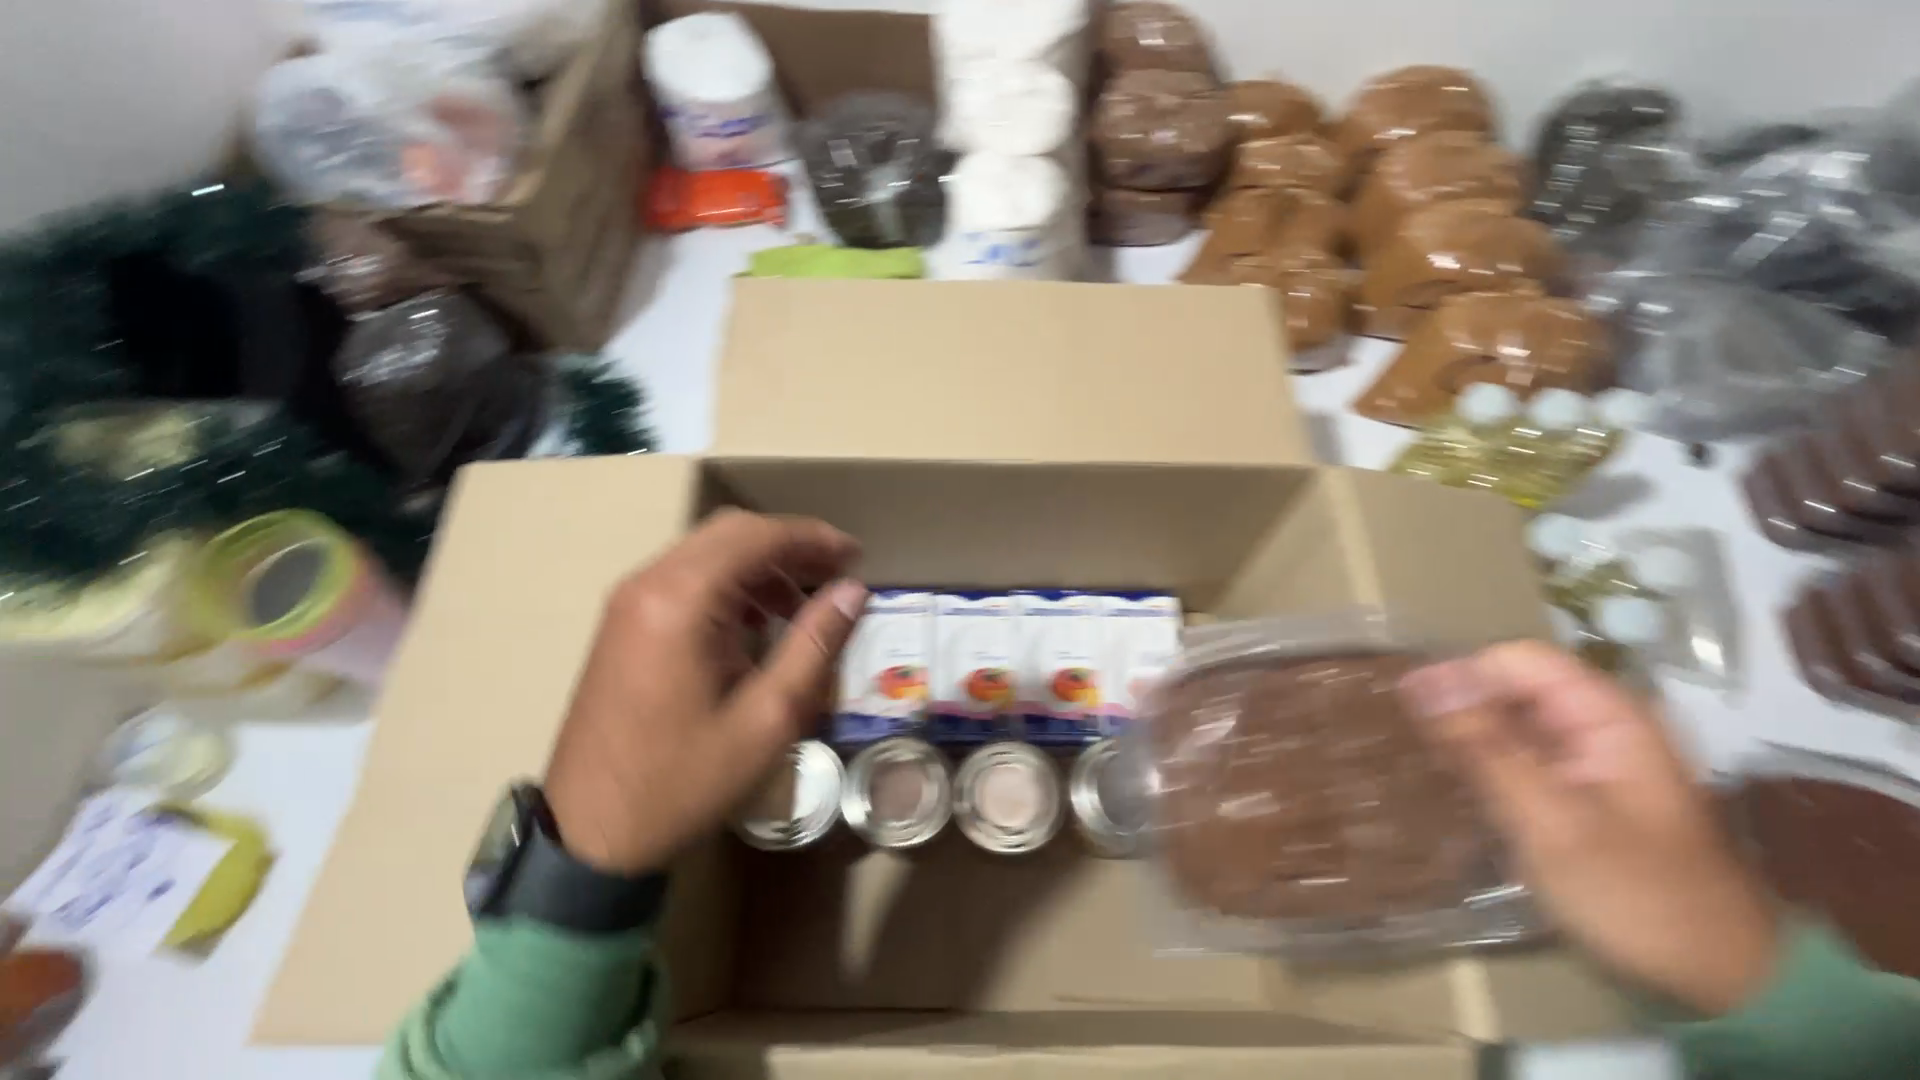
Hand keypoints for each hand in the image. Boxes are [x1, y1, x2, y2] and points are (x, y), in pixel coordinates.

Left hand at [543, 509, 864, 875]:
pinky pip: (685, 580)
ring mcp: (629, 603)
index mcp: (681, 601)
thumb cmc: (684, 780)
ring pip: (706, 553)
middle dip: (788, 545)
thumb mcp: (767, 719)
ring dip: (759, 565)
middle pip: (729, 533)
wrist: (590, 833)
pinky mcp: (624, 624)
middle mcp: (648, 584)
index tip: (857, 555)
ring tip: (802, 605)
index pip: (757, 537)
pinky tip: (757, 624)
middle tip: (836, 574)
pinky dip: (729, 585)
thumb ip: (814, 644)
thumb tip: (853, 590)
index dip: (813, 538)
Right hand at [1399, 641, 1779, 1015]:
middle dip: (1462, 708)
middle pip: (1512, 687)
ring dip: (1469, 738)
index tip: (1415, 714)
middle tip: (1415, 746)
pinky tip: (1459, 790)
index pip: (1516, 661)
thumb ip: (1484, 746)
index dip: (1464, 678)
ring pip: (1510, 721)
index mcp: (1608, 716)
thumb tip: (1419, 679)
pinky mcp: (1577, 790)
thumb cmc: (1637, 896)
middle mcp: (1600, 724)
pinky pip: (1518, 755)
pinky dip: (1485, 765)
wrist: (1718, 981)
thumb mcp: (1550, 820)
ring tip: (1428, 766)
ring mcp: (1590, 758)